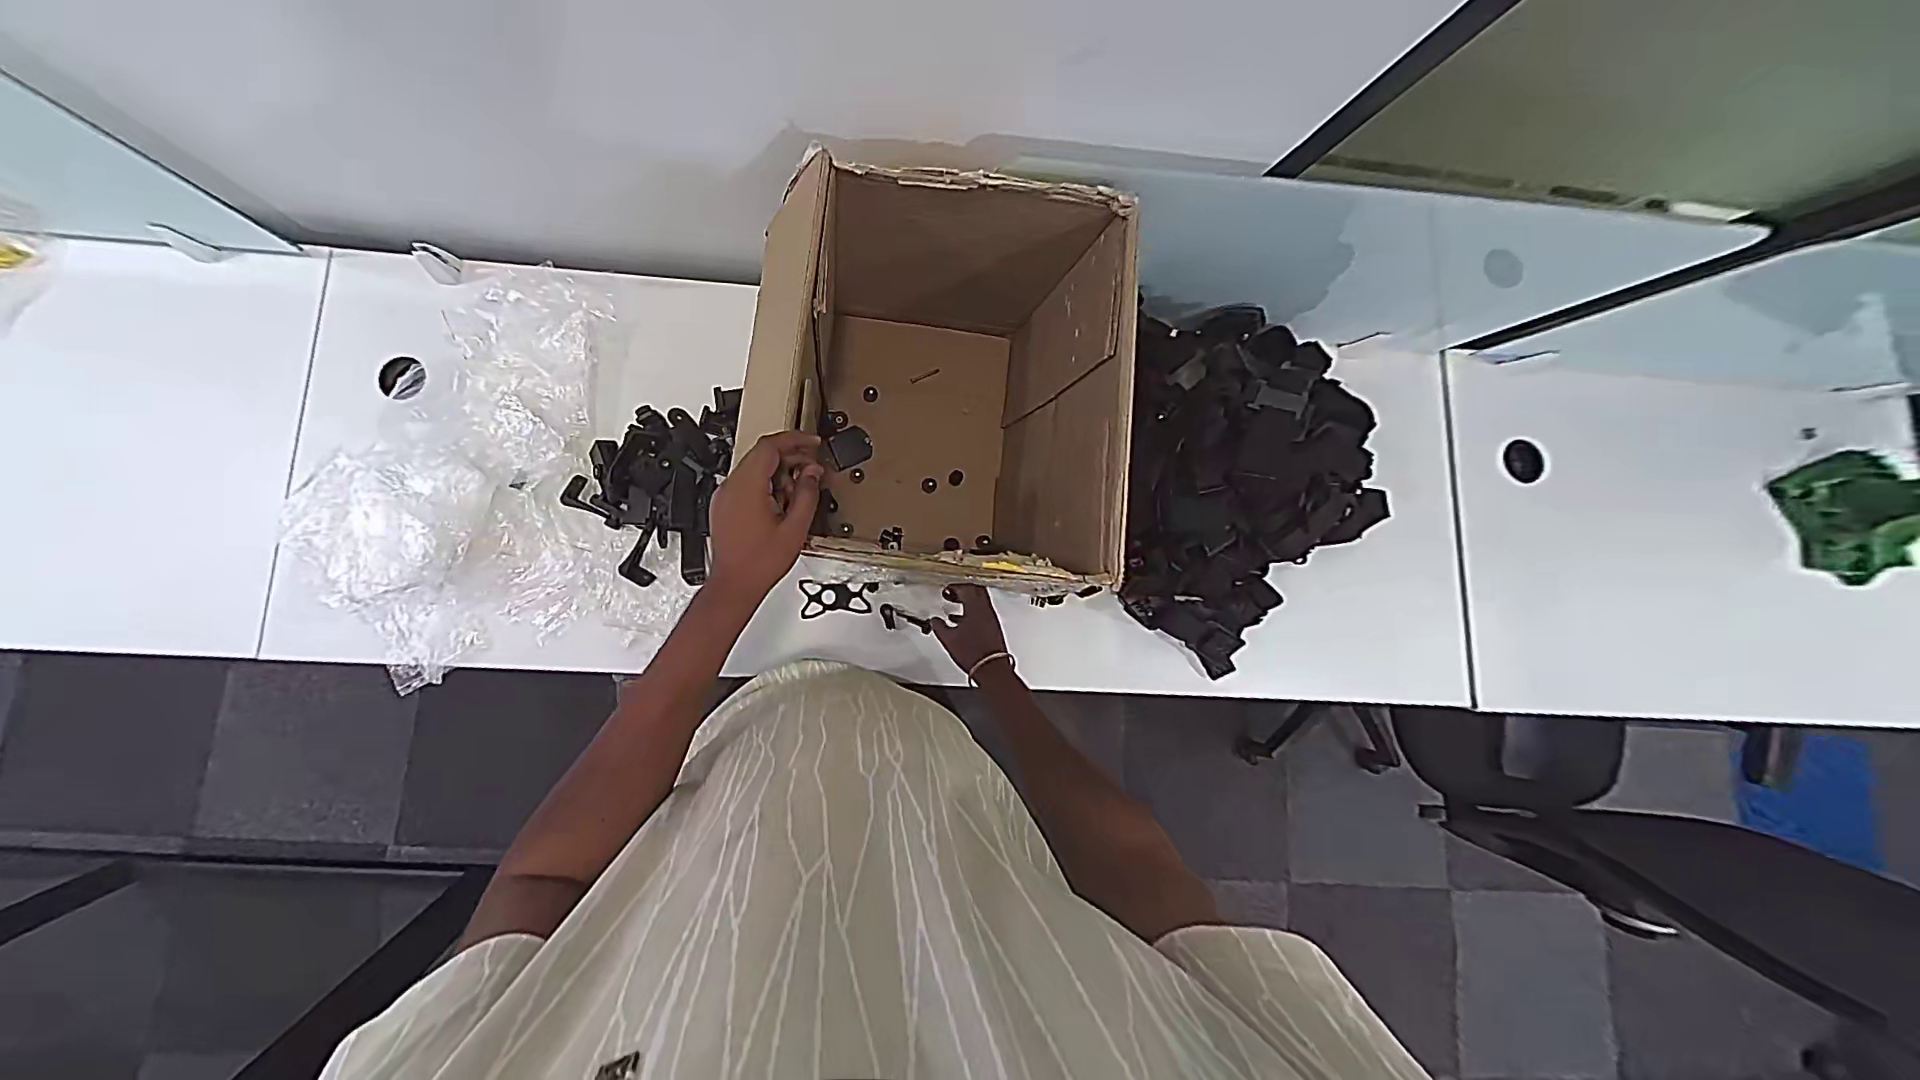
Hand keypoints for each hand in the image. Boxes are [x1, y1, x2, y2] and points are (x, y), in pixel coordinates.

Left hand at [706, 431, 822, 602]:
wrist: (735, 584)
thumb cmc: (759, 563)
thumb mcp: (795, 527)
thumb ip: (807, 494)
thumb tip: (812, 474)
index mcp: (747, 487)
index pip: (770, 446)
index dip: (795, 440)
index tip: (812, 442)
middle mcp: (731, 487)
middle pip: (762, 455)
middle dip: (790, 458)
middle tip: (811, 470)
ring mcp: (725, 496)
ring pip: (755, 469)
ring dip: (780, 474)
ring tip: (798, 494)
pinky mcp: (724, 507)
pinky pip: (747, 484)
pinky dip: (767, 485)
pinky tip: (782, 503)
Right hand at [933, 584, 1010, 674]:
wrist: (991, 668)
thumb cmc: (973, 653)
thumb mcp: (948, 639)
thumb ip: (939, 626)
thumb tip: (934, 621)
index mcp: (975, 607)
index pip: (966, 589)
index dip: (954, 587)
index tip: (947, 590)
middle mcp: (986, 610)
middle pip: (977, 591)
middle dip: (964, 590)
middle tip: (953, 593)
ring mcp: (992, 619)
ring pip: (981, 602)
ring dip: (968, 601)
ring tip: (956, 606)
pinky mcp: (994, 628)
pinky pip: (983, 613)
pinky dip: (973, 612)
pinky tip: (964, 622)